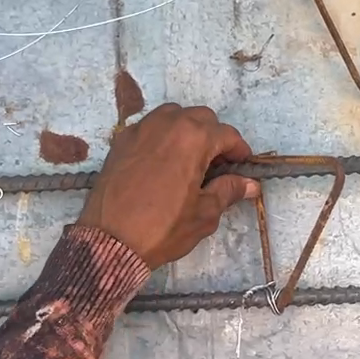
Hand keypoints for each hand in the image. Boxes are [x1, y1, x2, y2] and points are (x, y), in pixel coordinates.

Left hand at [78, 103, 258, 268]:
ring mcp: (141, 129)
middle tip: (218, 165)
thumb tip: (249, 184)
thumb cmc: (162, 228)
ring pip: (173, 117)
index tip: (242, 166)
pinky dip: (162, 137)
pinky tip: (163, 162)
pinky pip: (149, 128)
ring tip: (190, 160)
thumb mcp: (204, 214)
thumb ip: (228, 191)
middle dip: (214, 137)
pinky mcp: (121, 141)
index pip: (226, 135)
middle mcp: (167, 124)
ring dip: (187, 131)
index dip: (239, 150)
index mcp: (193, 138)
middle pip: (201, 118)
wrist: (110, 241)